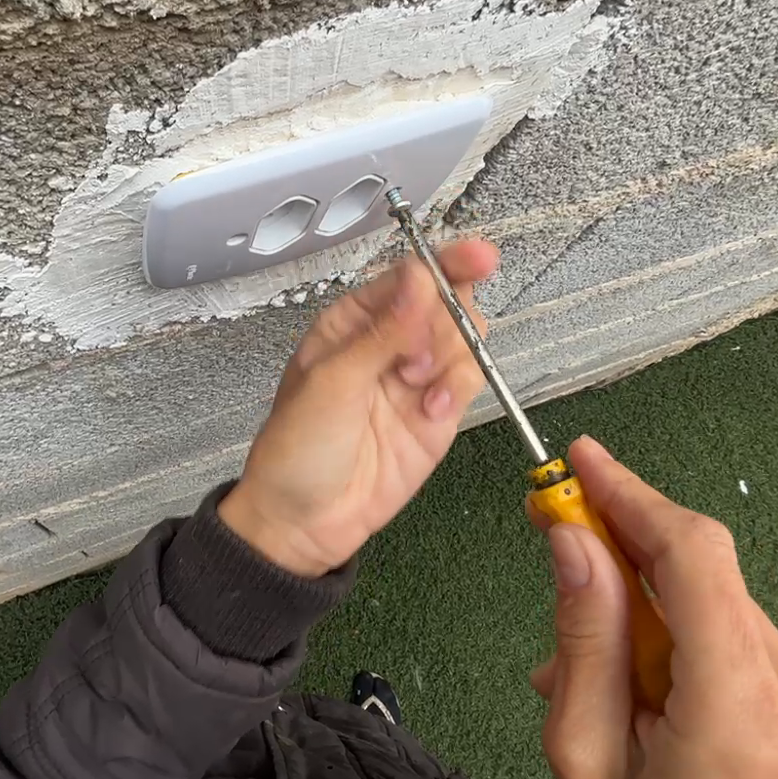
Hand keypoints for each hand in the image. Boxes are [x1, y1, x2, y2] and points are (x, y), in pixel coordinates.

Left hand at [218, 240, 499, 576]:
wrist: (306, 520)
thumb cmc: (299, 444)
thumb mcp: (333, 382)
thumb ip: (383, 332)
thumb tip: (420, 276)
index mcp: (350, 323)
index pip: (405, 279)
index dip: (442, 265)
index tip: (478, 258)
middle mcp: (386, 342)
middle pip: (444, 301)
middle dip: (446, 318)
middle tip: (419, 354)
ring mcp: (415, 377)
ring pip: (463, 338)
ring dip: (451, 356)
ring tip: (418, 387)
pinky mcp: (437, 412)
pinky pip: (468, 379)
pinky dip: (459, 387)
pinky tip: (433, 409)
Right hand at [530, 436, 777, 778]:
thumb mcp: (585, 758)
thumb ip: (584, 639)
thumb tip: (575, 543)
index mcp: (747, 725)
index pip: (694, 558)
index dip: (632, 493)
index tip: (581, 461)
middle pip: (705, 579)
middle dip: (624, 557)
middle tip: (559, 539)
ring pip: (719, 610)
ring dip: (649, 613)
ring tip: (597, 672)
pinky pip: (745, 645)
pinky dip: (685, 645)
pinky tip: (648, 689)